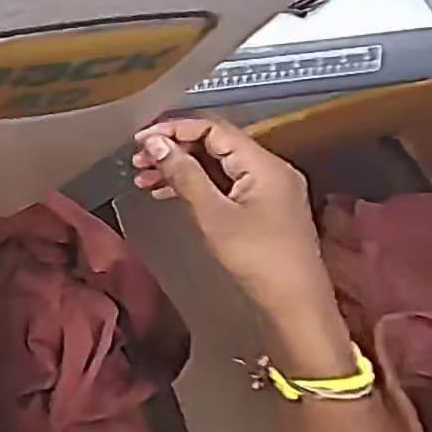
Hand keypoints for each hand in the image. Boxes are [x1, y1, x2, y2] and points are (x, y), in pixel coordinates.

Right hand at [131, 117, 344, 348]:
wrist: (294, 302)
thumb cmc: (255, 257)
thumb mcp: (213, 213)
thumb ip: (183, 173)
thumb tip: (154, 142)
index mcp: (263, 164)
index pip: (213, 128)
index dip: (173, 129)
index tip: (140, 141)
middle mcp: (268, 168)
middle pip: (213, 143)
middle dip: (172, 149)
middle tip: (138, 162)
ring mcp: (266, 187)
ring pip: (214, 164)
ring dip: (178, 168)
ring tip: (144, 179)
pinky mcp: (260, 205)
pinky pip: (221, 182)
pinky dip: (193, 184)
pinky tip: (165, 193)